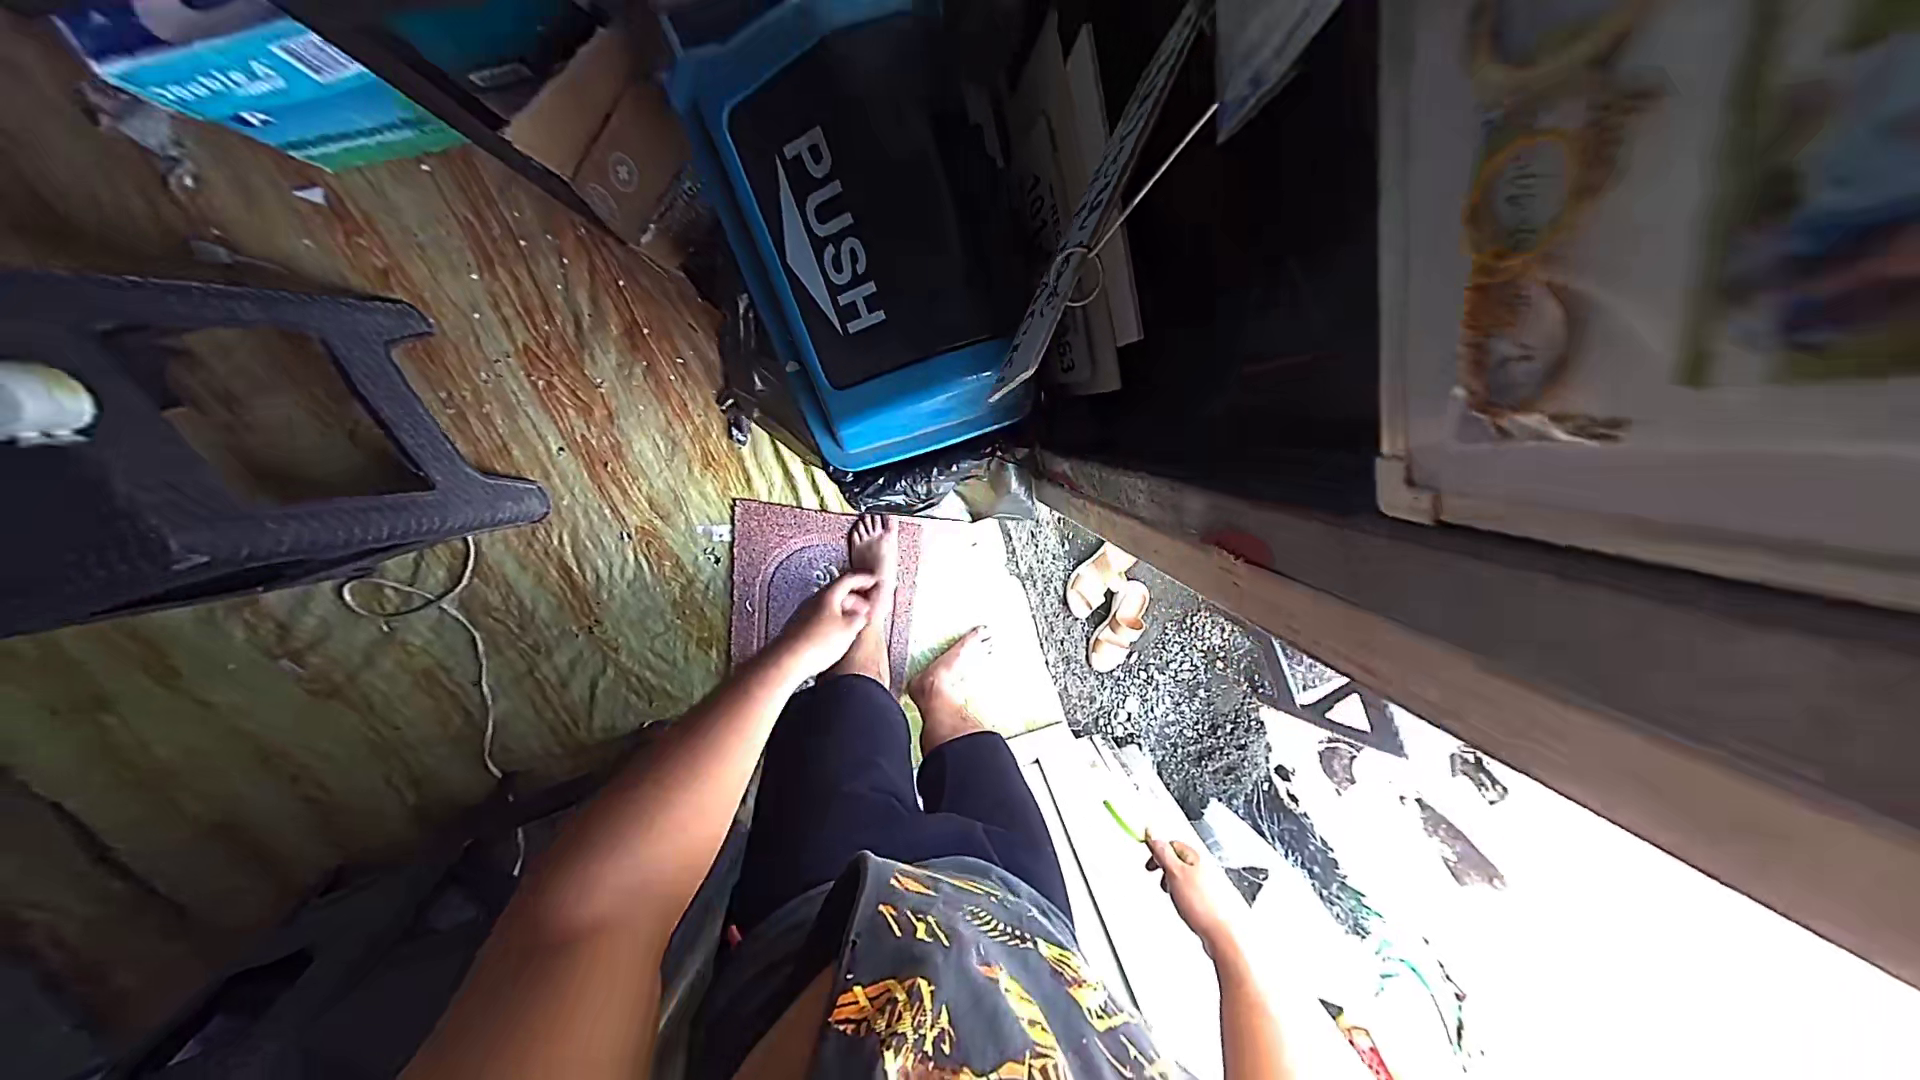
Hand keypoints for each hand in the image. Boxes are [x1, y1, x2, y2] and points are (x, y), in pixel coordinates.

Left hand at [771, 571, 876, 677]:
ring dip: (845, 609)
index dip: (864, 579)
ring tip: (856, 620)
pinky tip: (838, 632)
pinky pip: (821, 616)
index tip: (873, 579)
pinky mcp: (800, 626)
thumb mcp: (849, 629)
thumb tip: (861, 615)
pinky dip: (834, 619)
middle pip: (838, 590)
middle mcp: (814, 600)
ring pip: (830, 604)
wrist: (788, 660)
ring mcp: (805, 613)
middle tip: (868, 602)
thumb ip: (859, 617)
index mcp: (828, 595)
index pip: (848, 579)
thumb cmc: (816, 643)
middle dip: (856, 595)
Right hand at [1145, 830, 1242, 953]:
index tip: (1150, 864)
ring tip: (1174, 895)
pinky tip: (1185, 905)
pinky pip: (1192, 889)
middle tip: (1161, 880)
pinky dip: (1184, 894)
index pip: (1172, 844)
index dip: (1158, 852)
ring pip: (1184, 875)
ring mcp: (1210, 883)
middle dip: (1166, 869)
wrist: (1222, 935)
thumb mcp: (1175, 873)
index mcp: (1197, 856)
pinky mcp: (1212, 899)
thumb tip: (1153, 834)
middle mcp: (1205, 867)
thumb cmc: (1202, 905)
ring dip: (1174, 883)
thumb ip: (1163, 853)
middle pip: (1178, 859)